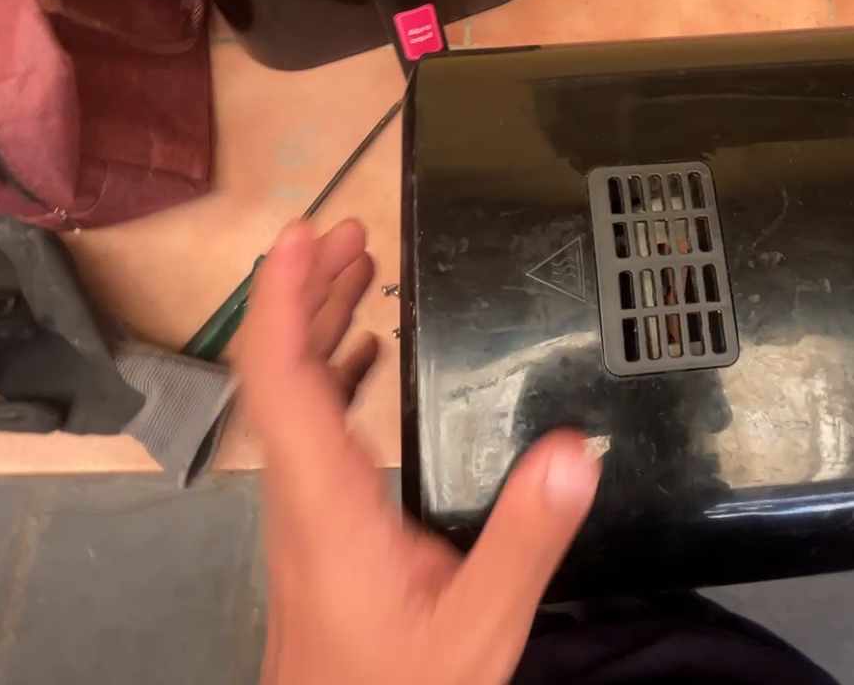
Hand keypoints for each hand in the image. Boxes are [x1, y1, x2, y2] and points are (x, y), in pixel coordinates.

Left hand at [232, 220, 600, 684]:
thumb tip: (575, 447)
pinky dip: (333, 365)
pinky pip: (314, 418)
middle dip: (305, 286)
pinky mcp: (320, 514)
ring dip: (315, 317)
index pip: (281, 377)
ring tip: (356, 266)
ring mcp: (305, 501)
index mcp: (328, 499)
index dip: (281, 298)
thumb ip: (526, 536)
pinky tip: (365, 349)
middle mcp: (302, 488)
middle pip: (279, 366)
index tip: (301, 238)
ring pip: (292, 388)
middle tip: (349, 231)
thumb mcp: (479, 622)